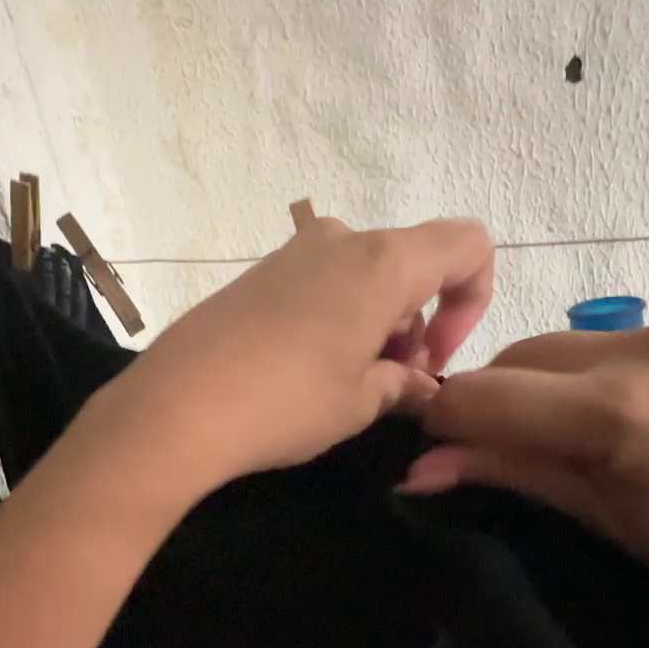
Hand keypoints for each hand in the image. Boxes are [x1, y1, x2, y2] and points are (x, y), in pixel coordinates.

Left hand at [87, 217, 494, 489]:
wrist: (176, 406)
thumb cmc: (285, 402)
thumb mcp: (359, 403)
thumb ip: (401, 384)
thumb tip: (414, 384)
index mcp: (381, 262)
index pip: (466, 245)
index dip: (473, 301)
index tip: (436, 358)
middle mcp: (338, 241)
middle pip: (408, 266)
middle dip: (415, 324)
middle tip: (390, 386)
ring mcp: (289, 255)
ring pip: (360, 278)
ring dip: (372, 325)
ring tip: (344, 386)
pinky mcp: (252, 278)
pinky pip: (316, 287)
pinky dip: (331, 320)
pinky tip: (302, 373)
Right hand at [403, 313, 648, 626]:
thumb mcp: (601, 516)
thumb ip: (507, 473)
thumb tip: (417, 469)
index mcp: (616, 414)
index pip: (482, 394)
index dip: (443, 421)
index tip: (436, 447)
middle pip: (521, 354)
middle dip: (497, 398)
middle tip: (510, 445)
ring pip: (573, 343)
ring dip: (554, 382)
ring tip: (591, 431)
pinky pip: (632, 337)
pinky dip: (613, 370)